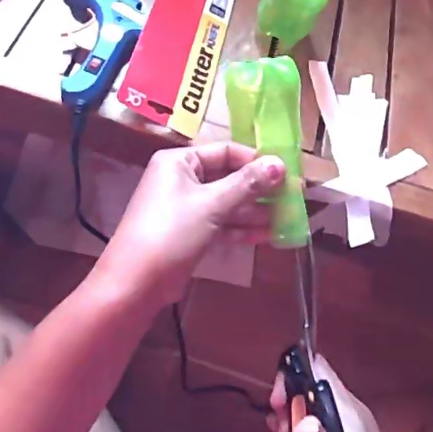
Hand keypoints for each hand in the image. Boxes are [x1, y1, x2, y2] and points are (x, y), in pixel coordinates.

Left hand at [95, 142, 283, 306]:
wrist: (136, 280)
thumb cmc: (172, 231)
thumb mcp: (212, 204)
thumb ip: (247, 184)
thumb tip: (280, 163)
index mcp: (179, 162)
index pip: (225, 151)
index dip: (256, 160)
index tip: (289, 172)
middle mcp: (181, 179)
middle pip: (228, 177)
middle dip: (260, 188)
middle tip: (296, 197)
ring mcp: (185, 207)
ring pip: (227, 203)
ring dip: (256, 210)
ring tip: (290, 217)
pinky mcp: (190, 232)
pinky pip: (221, 223)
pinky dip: (242, 228)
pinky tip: (270, 234)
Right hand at [272, 356, 432, 431]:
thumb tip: (303, 423)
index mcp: (351, 416)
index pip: (316, 367)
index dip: (290, 375)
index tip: (278, 405)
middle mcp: (352, 418)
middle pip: (309, 387)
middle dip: (286, 405)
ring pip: (310, 408)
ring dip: (291, 424)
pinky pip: (317, 429)